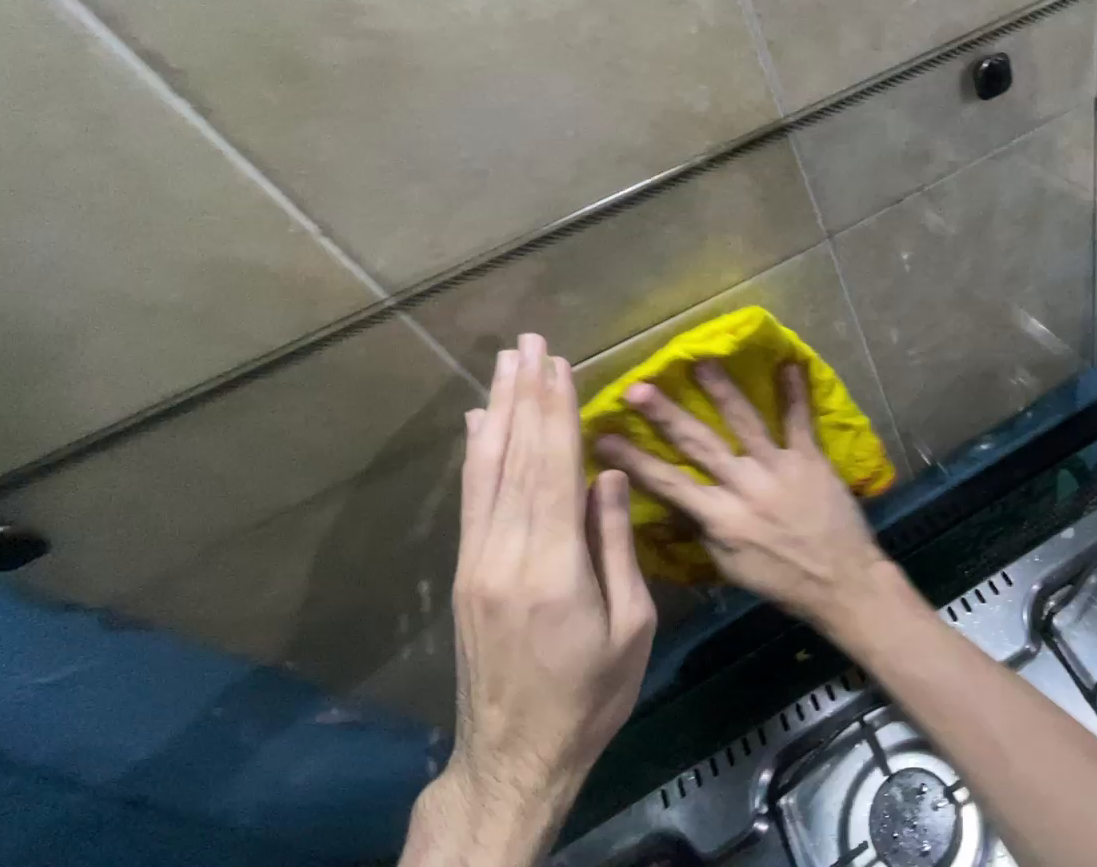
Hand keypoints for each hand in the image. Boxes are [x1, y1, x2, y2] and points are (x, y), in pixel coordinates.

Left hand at [439, 334, 655, 843]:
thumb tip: (606, 475)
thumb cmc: (592, 694)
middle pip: (517, 459)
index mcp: (553, 567)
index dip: (557, 412)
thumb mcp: (630, 625)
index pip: (554, 470)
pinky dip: (476, 456)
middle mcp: (505, 554)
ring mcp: (477, 563)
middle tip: (530, 342)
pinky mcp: (466, 575)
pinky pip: (472, 501)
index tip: (559, 363)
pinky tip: (479, 426)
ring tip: (506, 365)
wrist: (516, 754)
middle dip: (527, 395)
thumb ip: (614, 546)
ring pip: (488, 472)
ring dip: (500, 413)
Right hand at [593, 360, 892, 633]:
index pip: (668, 485)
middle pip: (699, 445)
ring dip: (722, 391)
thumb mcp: (729, 565)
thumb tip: (670, 505)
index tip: (602, 437)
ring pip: (745, 423)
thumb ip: (702, 530)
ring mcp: (779, 469)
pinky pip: (800, 421)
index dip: (633, 461)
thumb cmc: (782, 580)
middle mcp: (745, 488)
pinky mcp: (812, 460)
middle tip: (636, 388)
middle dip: (665, 416)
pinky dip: (795, 393)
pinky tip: (789, 364)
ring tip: (703, 361)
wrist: (841, 583)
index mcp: (720, 519)